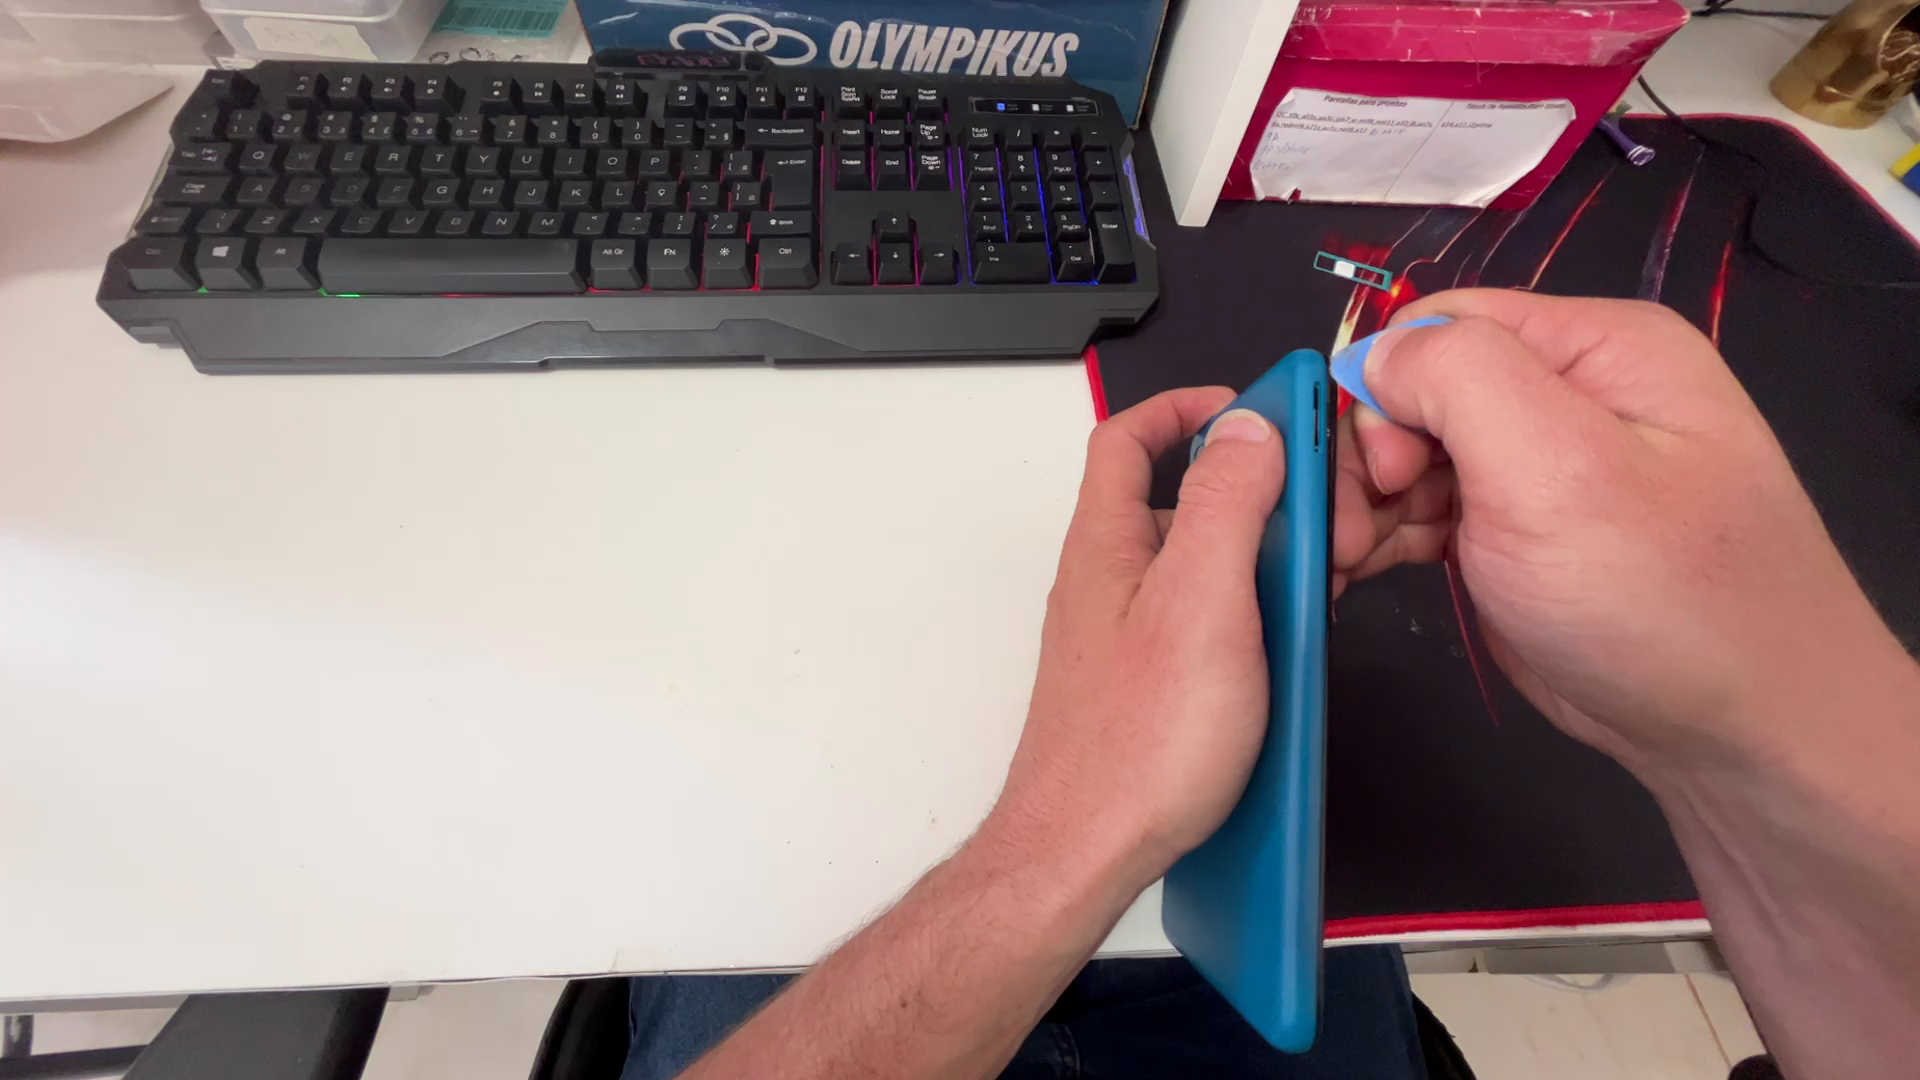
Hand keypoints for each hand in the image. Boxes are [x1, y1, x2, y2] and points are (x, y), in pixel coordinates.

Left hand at [988, 389, 1285, 885]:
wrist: (1087, 843)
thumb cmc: (1139, 737)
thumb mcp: (1201, 602)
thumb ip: (1222, 504)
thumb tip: (1244, 429)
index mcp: (1105, 542)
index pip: (1126, 438)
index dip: (1181, 407)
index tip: (1247, 408)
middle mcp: (1105, 575)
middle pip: (1172, 497)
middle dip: (1248, 492)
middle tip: (1314, 520)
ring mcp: (1121, 625)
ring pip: (1193, 559)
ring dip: (1256, 557)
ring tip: (1315, 588)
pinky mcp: (1140, 670)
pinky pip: (1196, 612)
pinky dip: (1243, 608)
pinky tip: (1282, 644)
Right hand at [1331, 289, 1906, 769]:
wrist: (1717, 726)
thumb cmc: (1654, 593)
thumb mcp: (1558, 466)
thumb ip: (1458, 379)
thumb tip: (1371, 356)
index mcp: (1587, 351)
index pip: (1437, 328)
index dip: (1388, 389)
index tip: (1387, 472)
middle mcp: (1549, 398)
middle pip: (1403, 397)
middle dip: (1364, 461)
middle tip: (1354, 533)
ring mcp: (1516, 468)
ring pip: (1392, 458)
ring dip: (1357, 507)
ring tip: (1351, 561)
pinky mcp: (1488, 528)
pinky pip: (1403, 509)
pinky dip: (1370, 538)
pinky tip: (1355, 570)